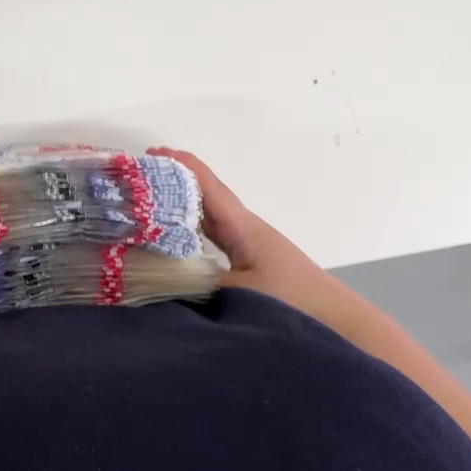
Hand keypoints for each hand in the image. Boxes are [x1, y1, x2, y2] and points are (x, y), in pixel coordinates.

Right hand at [150, 147, 339, 314]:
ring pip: (208, 217)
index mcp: (242, 227)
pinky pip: (212, 237)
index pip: (208, 188)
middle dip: (174, 183)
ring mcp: (246, 246)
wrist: (331, 319)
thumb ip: (197, 283)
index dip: (182, 168)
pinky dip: (191, 229)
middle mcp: (243, 229)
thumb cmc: (290, 300)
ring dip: (181, 206)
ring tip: (148, 202)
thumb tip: (160, 276)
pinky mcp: (247, 263)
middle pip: (206, 197)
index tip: (154, 152)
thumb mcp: (238, 293)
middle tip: (139, 177)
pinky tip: (175, 237)